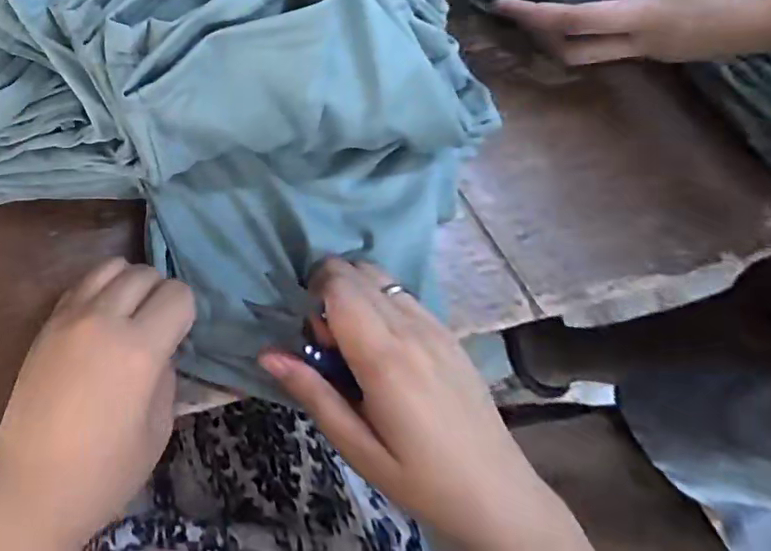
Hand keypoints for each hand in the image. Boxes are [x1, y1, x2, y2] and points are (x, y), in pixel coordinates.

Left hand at [0, 259, 194, 550]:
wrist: (32, 483)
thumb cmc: (102, 472)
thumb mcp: (156, 432)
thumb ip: (167, 378)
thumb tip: (163, 348)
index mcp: (138, 350)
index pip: (177, 294)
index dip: (186, 311)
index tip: (181, 334)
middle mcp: (104, 319)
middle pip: (144, 273)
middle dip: (160, 292)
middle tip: (159, 324)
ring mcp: (71, 315)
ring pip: (111, 266)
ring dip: (129, 282)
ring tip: (130, 314)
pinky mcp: (48, 320)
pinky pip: (82, 282)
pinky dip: (100, 288)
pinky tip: (100, 319)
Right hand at [260, 260, 589, 550]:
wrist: (503, 501)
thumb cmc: (422, 481)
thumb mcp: (358, 449)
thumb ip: (313, 393)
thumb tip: (267, 353)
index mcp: (384, 357)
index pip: (336, 283)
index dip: (312, 295)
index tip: (315, 338)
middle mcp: (409, 328)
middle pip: (352, 269)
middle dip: (327, 290)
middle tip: (331, 343)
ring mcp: (433, 325)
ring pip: (376, 273)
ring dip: (353, 290)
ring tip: (355, 338)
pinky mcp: (448, 331)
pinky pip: (400, 290)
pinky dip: (378, 298)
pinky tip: (384, 343)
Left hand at [494, 0, 770, 64]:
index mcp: (646, 17)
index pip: (569, 22)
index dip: (530, 14)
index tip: (499, 3)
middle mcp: (645, 44)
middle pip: (571, 51)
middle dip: (538, 34)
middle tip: (519, 7)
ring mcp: (661, 52)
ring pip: (592, 54)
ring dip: (563, 36)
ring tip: (545, 4)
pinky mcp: (675, 51)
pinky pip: (617, 47)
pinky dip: (591, 33)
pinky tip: (588, 7)